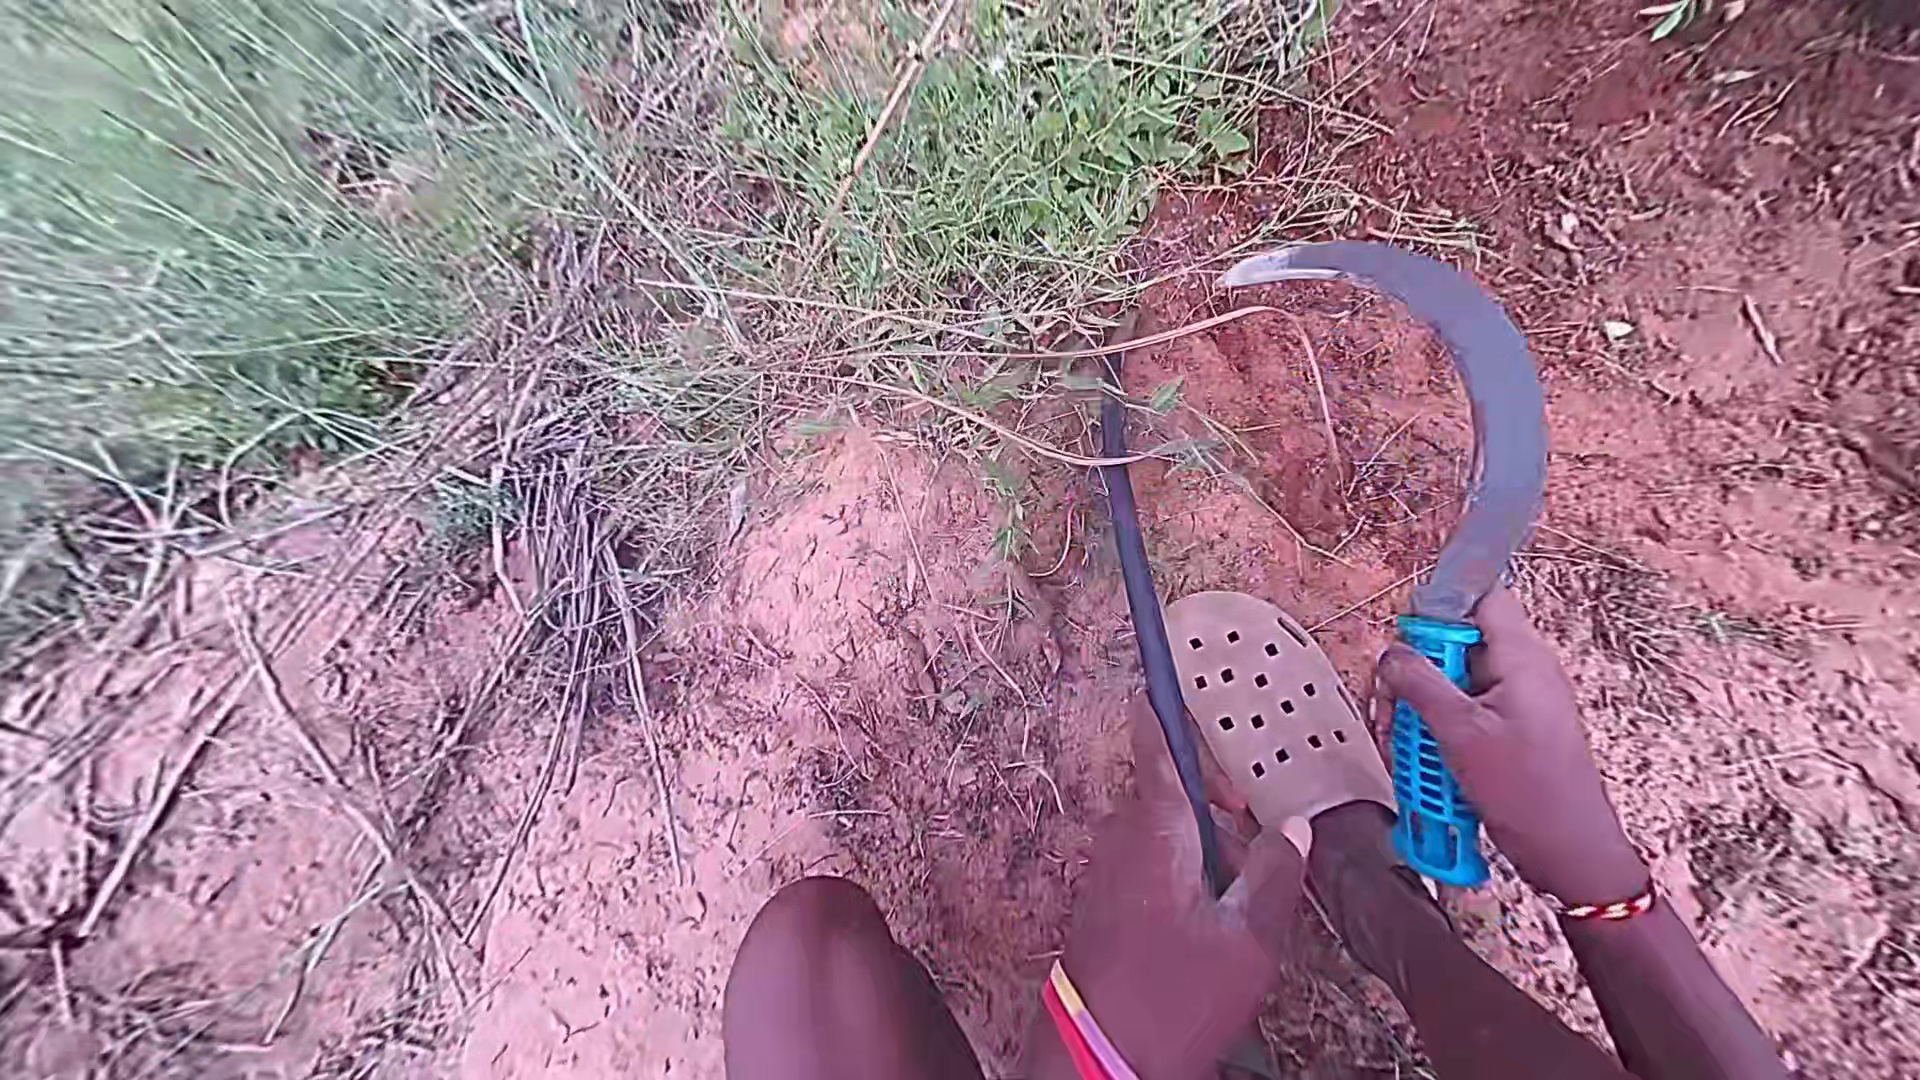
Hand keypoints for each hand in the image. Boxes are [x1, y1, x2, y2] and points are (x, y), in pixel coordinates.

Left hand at [1025, 703, 1311, 1079]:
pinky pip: (1146, 851)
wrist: (1098, 1048)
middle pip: (1170, 787)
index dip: (1160, 707)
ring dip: (1202, 839)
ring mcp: (1109, 856)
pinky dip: (1179, 860)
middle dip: (1212, 800)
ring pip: (1163, 824)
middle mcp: (1124, 828)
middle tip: (1252, 836)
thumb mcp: (1247, 940)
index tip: (1158, 675)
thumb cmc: (1177, 991)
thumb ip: (1274, 872)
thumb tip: (1293, 824)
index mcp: (1157, 824)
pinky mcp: (1105, 884)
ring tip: (1238, 892)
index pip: (1156, 746)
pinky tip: (1205, 909)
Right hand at [1374, 587, 1646, 903]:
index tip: (1405, 628)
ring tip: (1399, 735)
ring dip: (1409, 700)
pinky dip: (1423, 720)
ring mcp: (1504, 698)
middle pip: (1447, 640)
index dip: (1441, 600)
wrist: (1567, 855)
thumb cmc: (1525, 790)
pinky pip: (1448, 704)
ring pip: (1439, 675)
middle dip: (1410, 666)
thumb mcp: (1460, 731)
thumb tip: (1390, 651)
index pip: (1482, 597)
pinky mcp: (1495, 722)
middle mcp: (1514, 670)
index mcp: (1520, 660)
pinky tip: (1412, 750)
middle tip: (1392, 701)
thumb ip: (1419, 681)